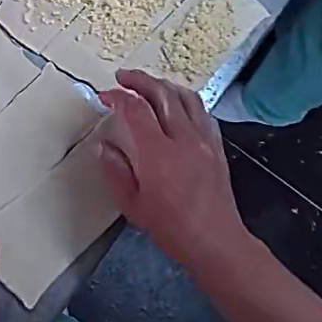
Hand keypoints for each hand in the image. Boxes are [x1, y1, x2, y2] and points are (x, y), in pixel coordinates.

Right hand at [98, 70, 255, 273]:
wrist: (217, 243)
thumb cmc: (171, 227)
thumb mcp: (131, 204)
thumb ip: (115, 170)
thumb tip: (104, 146)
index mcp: (158, 153)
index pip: (135, 109)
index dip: (117, 97)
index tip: (105, 96)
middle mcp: (183, 140)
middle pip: (162, 94)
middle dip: (139, 80)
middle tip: (122, 78)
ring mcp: (204, 141)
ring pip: (186, 98)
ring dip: (164, 85)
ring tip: (148, 85)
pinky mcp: (217, 147)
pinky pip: (202, 112)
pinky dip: (185, 101)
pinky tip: (176, 105)